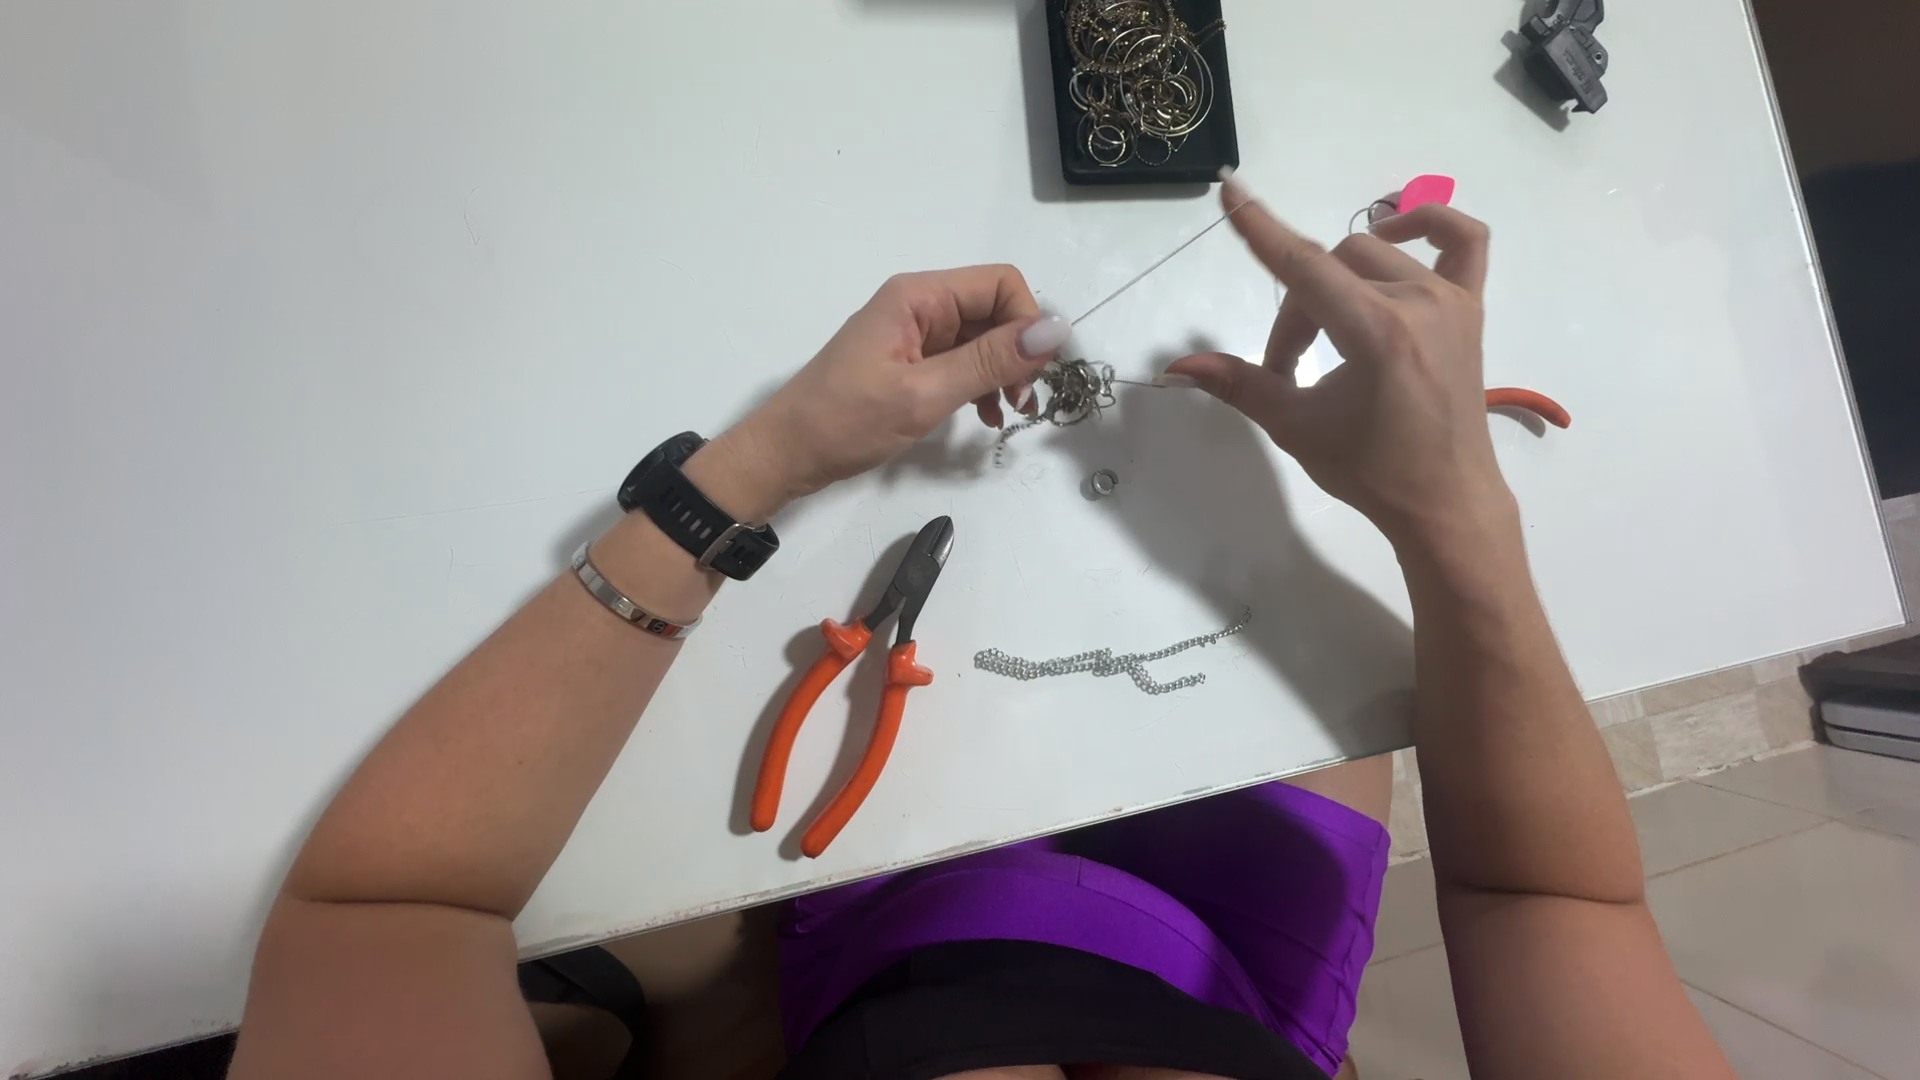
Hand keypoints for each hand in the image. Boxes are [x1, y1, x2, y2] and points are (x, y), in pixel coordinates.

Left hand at [700, 266, 1068, 519]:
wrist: (788, 454)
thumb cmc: (846, 421)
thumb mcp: (923, 394)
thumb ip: (989, 362)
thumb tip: (1055, 331)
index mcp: (919, 297)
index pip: (999, 284)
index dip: (1027, 323)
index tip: (1034, 374)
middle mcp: (920, 307)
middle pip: (993, 312)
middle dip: (1018, 354)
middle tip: (1024, 403)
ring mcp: (914, 337)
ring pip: (981, 341)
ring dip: (1002, 374)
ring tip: (1007, 414)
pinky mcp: (910, 365)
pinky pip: (961, 364)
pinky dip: (979, 387)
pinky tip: (986, 417)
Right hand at [1166, 174, 1511, 548]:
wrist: (1443, 498)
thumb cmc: (1368, 469)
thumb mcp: (1294, 426)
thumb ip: (1237, 385)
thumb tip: (1176, 368)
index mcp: (1376, 333)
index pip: (1304, 267)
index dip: (1261, 229)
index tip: (1231, 190)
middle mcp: (1419, 302)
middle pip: (1328, 269)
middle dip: (1295, 315)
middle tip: (1287, 369)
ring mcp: (1452, 298)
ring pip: (1373, 256)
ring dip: (1333, 290)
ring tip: (1328, 340)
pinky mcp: (1471, 305)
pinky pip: (1461, 240)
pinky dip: (1427, 226)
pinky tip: (1397, 235)